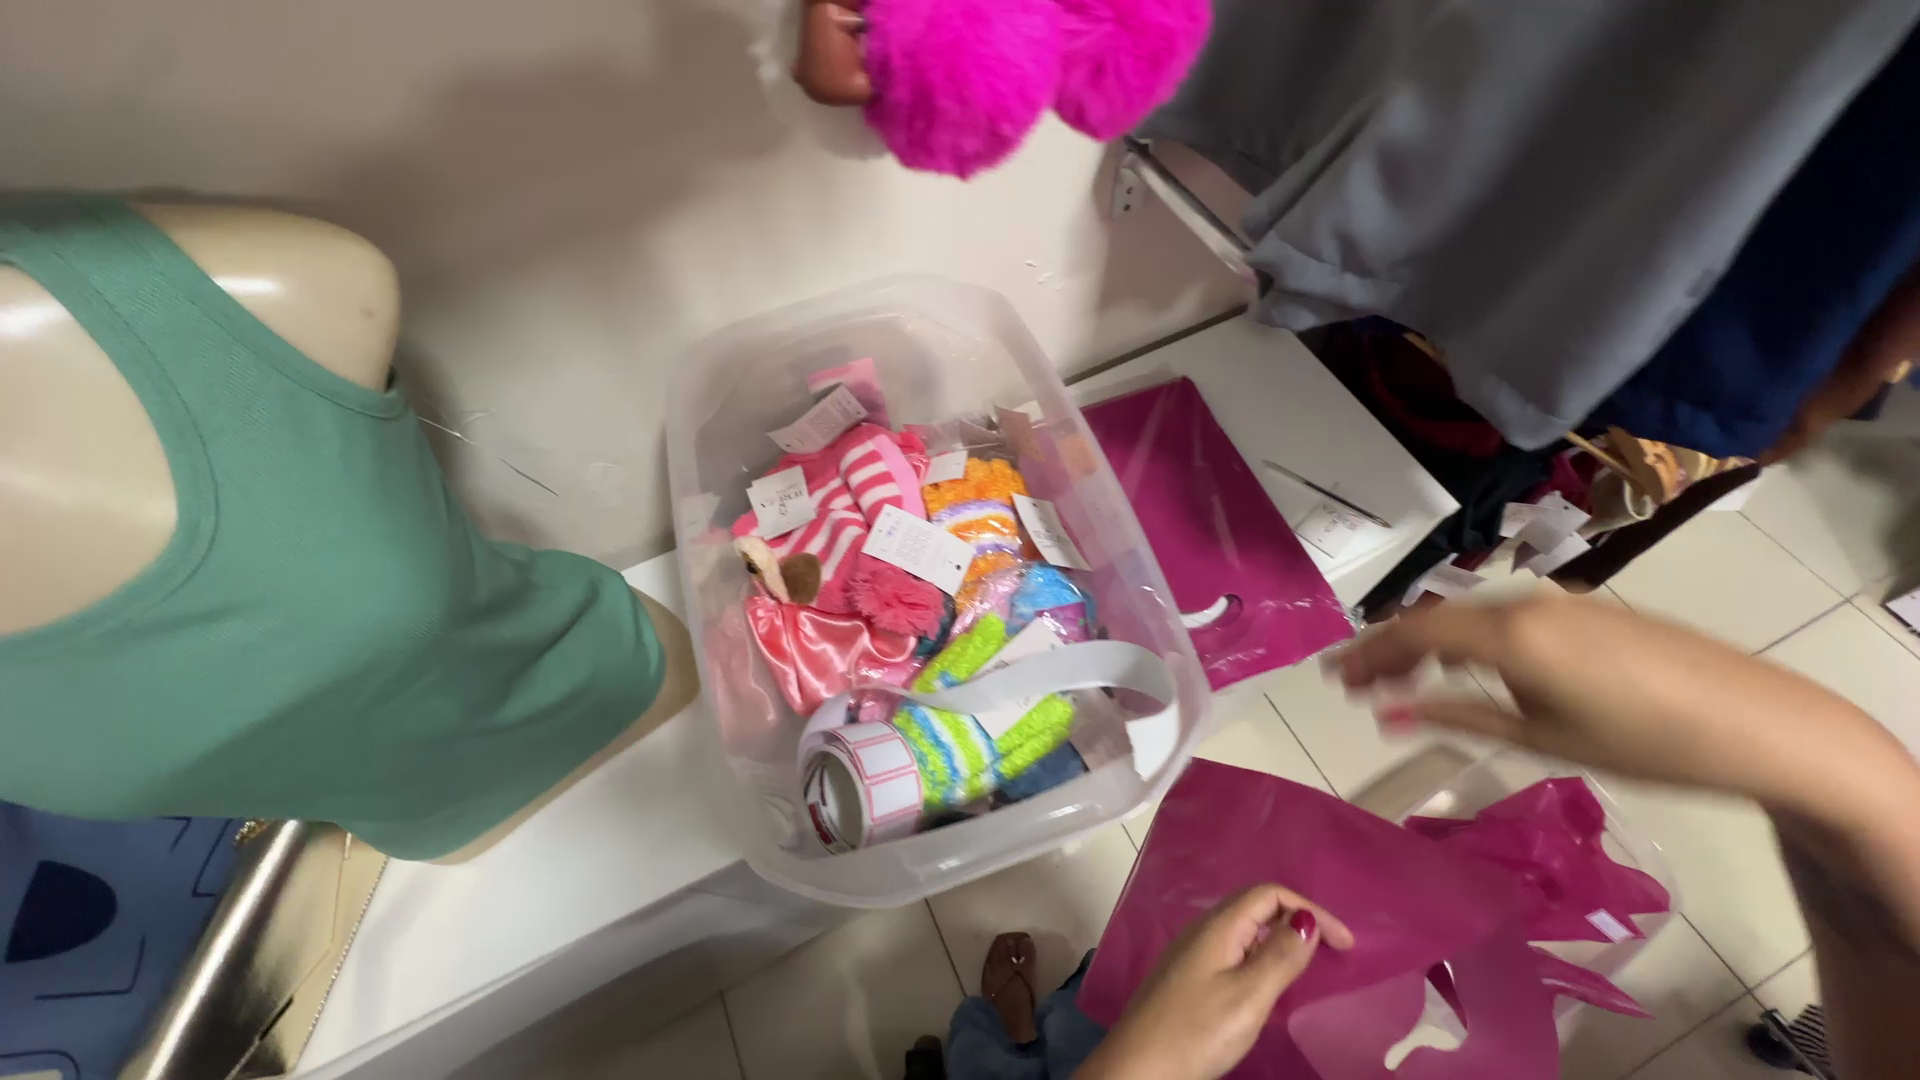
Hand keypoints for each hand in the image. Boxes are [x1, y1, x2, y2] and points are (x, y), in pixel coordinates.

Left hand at [1075, 885, 1353, 1079]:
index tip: (1347, 945)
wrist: (1140, 1065)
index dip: (1310, 910)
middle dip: (1298, 921)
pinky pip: (1234, 951)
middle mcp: (1204, 930)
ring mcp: (1193, 952)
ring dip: (1280, 939)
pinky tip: (1271, 984)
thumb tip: (1305, 919)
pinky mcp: (1190, 975)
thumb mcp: (1247, 996)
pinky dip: (1262, 957)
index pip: (1268, 894)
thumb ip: (1278, 957)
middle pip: (1256, 907)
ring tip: (1310, 966)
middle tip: (1336, 954)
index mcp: (1218, 926)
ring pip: (1245, 930)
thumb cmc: (1196, 1030)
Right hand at [1327, 592, 1903, 810]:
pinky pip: (1502, 616)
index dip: (1366, 655)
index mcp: (1507, 633)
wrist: (1766, 725)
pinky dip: (1467, 640)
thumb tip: (1382, 714)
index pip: (1411, 634)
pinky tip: (1467, 667)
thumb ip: (1452, 716)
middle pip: (1433, 619)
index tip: (1334, 680)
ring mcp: (1557, 602)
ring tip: (1404, 681)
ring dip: (1427, 645)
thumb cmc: (1643, 743)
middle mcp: (1523, 603)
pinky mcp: (1585, 610)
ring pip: (1467, 616)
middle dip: (1388, 650)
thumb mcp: (1537, 736)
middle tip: (1357, 684)